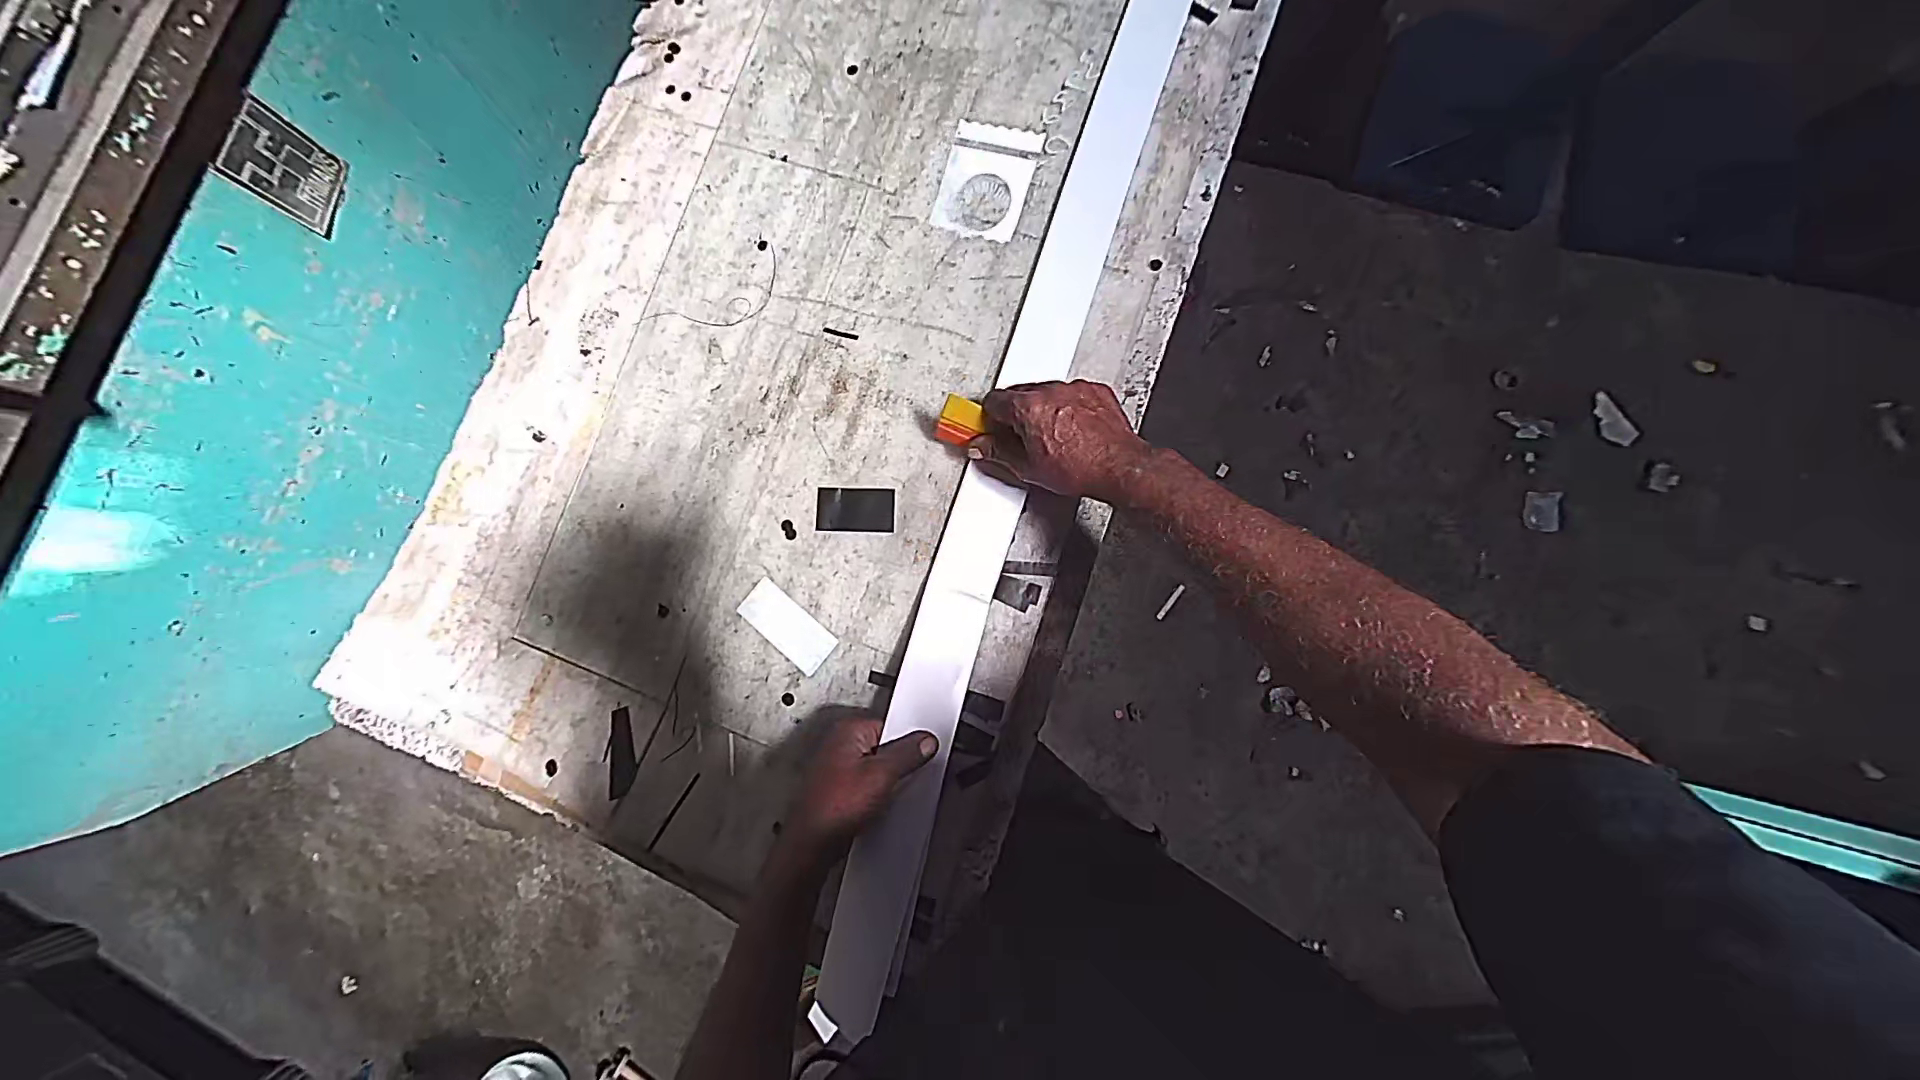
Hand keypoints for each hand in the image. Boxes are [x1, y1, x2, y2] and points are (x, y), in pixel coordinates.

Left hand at [779, 714, 937, 866]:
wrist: (812, 844)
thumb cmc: (833, 808)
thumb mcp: (883, 775)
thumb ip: (908, 754)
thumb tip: (924, 742)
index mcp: (849, 729)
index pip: (892, 724)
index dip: (910, 741)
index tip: (921, 753)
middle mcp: (840, 743)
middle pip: (885, 746)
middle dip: (897, 763)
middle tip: (898, 779)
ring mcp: (838, 766)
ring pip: (877, 767)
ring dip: (886, 782)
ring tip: (882, 796)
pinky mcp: (840, 787)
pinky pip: (868, 783)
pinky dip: (876, 794)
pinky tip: (876, 806)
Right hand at [966, 380, 1154, 502]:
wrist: (1119, 468)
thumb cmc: (1081, 470)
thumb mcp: (1029, 469)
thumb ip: (999, 453)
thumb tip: (983, 447)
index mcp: (1028, 407)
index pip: (994, 401)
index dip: (989, 418)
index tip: (990, 428)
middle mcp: (1051, 391)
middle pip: (1019, 395)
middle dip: (1016, 415)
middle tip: (1019, 438)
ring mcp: (1074, 389)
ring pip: (1046, 394)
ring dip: (1042, 410)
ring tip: (1050, 438)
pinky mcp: (1094, 392)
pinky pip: (1071, 395)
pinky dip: (1068, 408)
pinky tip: (1071, 431)